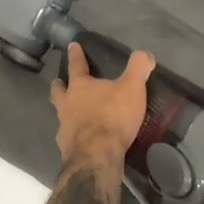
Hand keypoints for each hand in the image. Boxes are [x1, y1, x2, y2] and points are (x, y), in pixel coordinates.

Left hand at [49, 42, 155, 167]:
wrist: (96, 158)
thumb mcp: (132, 87)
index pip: (76, 65)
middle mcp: (67, 105)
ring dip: (66, 114)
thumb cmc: (112, 117)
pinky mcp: (67, 151)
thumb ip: (138, 67)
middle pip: (58, 91)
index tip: (71, 45)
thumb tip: (145, 54)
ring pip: (61, 116)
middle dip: (59, 85)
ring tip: (76, 116)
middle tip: (61, 83)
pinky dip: (75, 138)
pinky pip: (69, 140)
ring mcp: (64, 130)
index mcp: (80, 86)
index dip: (75, 54)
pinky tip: (84, 142)